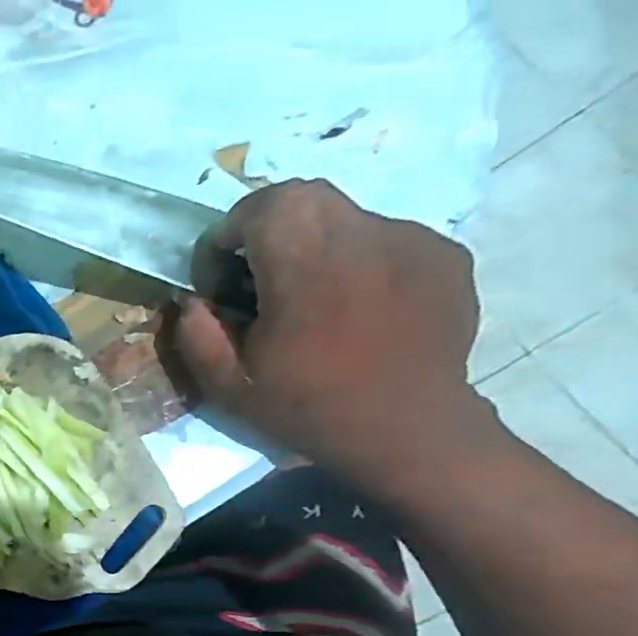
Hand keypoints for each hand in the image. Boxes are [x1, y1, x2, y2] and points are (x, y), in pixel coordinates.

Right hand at [161, 179, 493, 494]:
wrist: (409, 433)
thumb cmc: (311, 410)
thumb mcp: (231, 388)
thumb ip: (198, 336)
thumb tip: (192, 301)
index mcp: (301, 257)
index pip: (255, 207)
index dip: (227, 236)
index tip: (221, 277)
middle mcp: (358, 230)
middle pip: (302, 200)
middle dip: (271, 230)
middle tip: (263, 279)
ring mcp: (410, 238)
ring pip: (348, 221)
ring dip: (321, 248)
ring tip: (320, 301)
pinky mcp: (444, 256)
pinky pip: (390, 245)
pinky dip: (366, 266)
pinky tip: (365, 312)